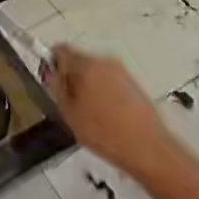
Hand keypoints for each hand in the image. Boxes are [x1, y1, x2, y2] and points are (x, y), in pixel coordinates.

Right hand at [46, 46, 187, 183]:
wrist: (147, 148)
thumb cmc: (103, 132)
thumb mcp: (69, 113)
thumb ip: (56, 87)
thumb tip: (51, 71)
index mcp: (86, 64)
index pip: (60, 50)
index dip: (51, 65)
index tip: (52, 85)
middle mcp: (105, 60)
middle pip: (78, 60)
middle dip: (71, 77)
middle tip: (69, 105)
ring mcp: (122, 71)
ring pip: (95, 72)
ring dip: (87, 86)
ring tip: (88, 114)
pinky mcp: (134, 84)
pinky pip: (110, 81)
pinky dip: (103, 93)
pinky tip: (106, 117)